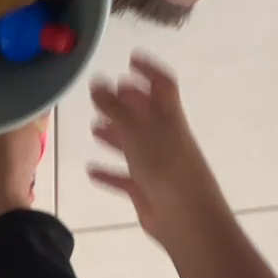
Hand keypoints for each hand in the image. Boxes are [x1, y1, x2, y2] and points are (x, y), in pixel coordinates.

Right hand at [89, 54, 277, 277]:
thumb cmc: (165, 166)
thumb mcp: (137, 130)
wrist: (186, 219)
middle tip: (102, 96)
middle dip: (125, 104)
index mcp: (169, 118)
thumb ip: (115, 107)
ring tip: (94, 128)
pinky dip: (109, 172)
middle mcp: (165, 138)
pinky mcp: (147, 191)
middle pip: (145, 115)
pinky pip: (125, 177)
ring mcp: (157, 165)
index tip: (131, 58)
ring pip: (133, 145)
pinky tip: (91, 170)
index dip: (148, 70)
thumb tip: (97, 82)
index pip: (162, 85)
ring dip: (115, 136)